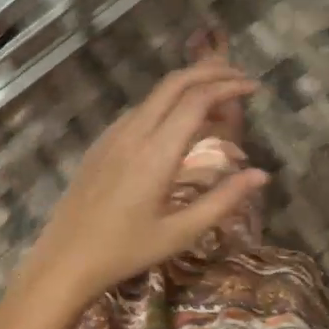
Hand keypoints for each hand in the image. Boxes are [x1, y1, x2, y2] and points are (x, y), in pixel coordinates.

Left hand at [23, 64, 265, 306]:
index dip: (227, 87)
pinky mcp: (101, 142)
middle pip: (173, 83)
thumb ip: (223, 200)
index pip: (195, 100)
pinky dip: (167, 105)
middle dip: (209, 72)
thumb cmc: (127, 249)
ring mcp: (113, 134)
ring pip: (154, 95)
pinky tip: (181, 125)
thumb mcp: (181, 232)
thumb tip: (261, 175)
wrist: (67, 256)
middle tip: (240, 79)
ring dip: (188, 88)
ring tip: (219, 105)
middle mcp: (133, 133)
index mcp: (156, 153)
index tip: (254, 87)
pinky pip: (139, 111)